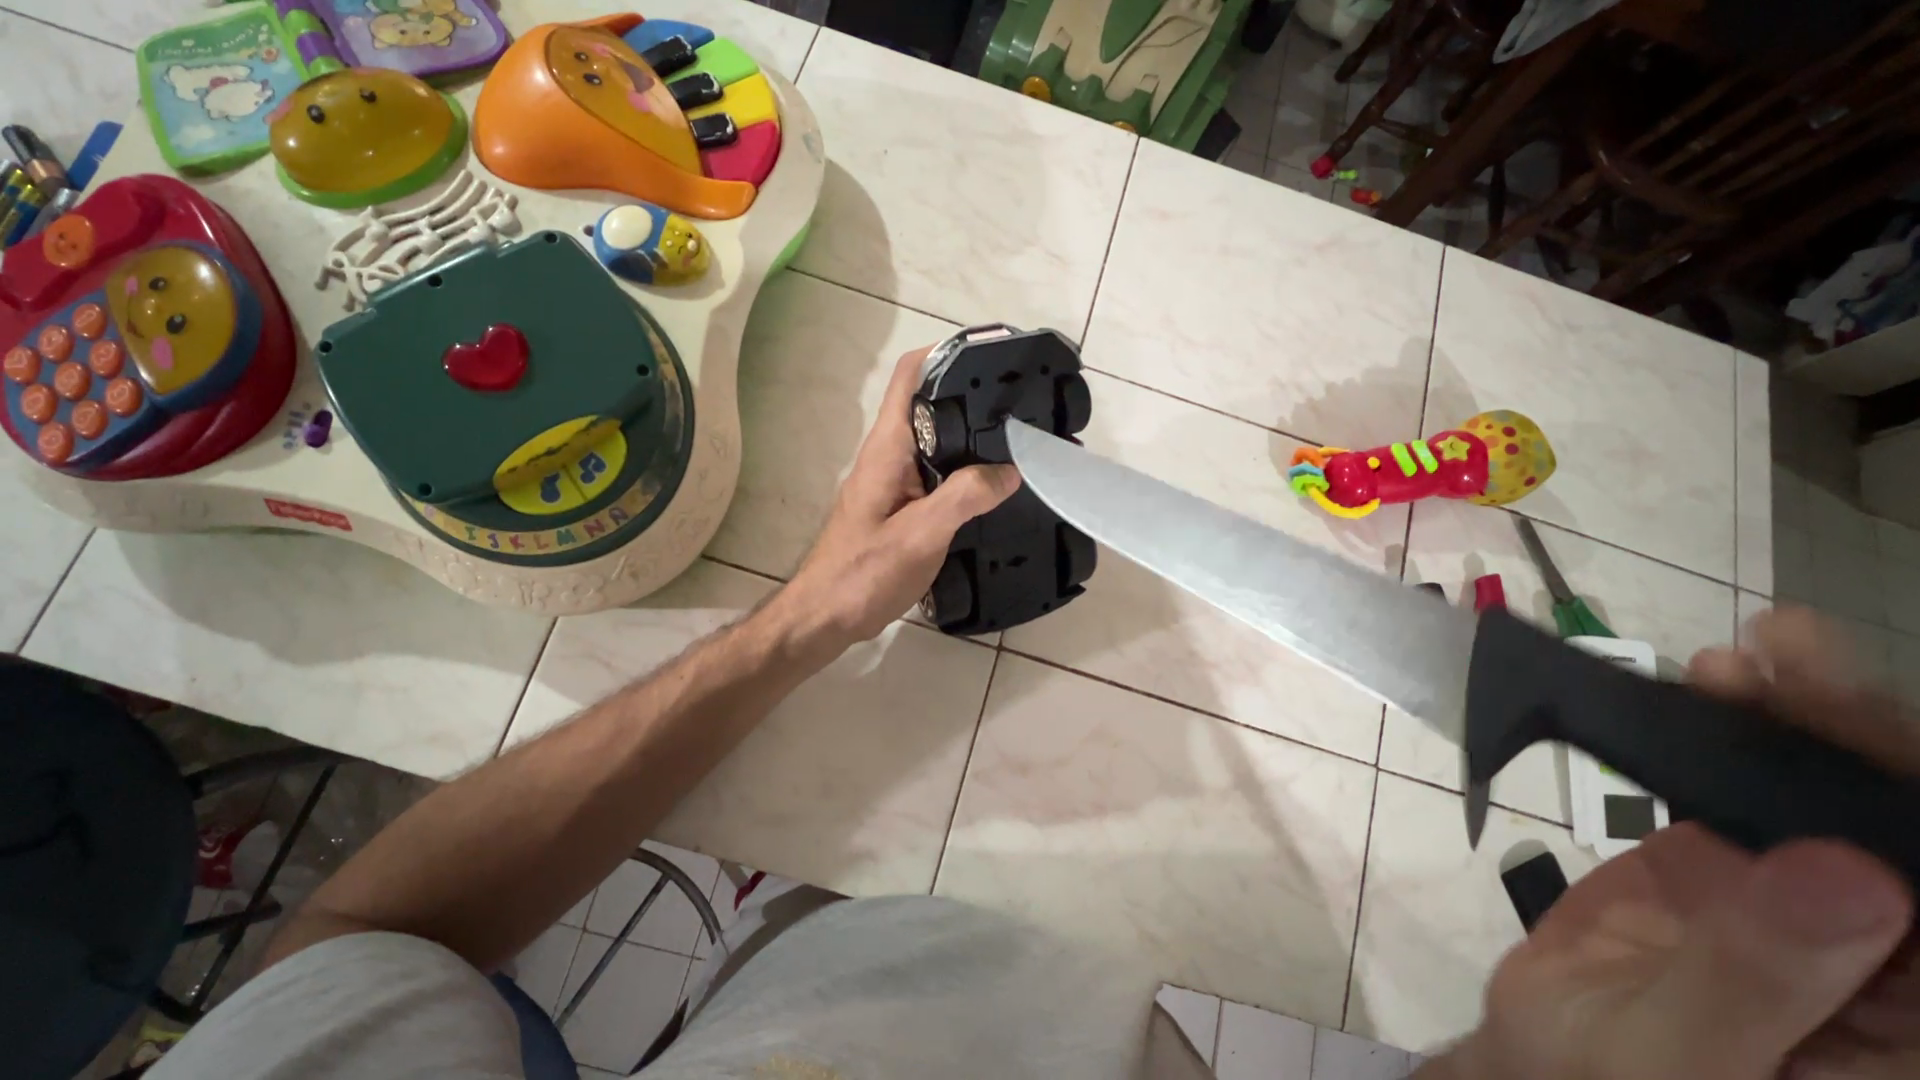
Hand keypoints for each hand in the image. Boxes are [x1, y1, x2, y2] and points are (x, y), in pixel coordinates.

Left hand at [771, 346, 1019, 653]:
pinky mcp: (903, 507)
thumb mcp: (920, 535)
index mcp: (888, 447)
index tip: (993, 354)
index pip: (911, 375)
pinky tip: (998, 487)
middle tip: (1024, 400)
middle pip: (932, 405)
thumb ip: (965, 497)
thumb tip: (1012, 469)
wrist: (825, 616)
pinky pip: (941, 475)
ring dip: (975, 437)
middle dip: (974, 396)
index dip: (948, 352)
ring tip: (1023, 439)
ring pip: (939, 443)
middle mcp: (891, 454)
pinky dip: (969, 471)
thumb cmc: (863, 573)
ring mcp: (896, 481)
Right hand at [1430, 609, 1918, 1079]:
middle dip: (1872, 744)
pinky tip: (1702, 688)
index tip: (1887, 737)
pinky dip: (1723, 735)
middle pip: (1909, 834)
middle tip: (1796, 661)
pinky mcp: (1727, 863)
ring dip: (1803, 724)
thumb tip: (1855, 874)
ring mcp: (1803, 900)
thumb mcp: (1687, 1053)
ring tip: (1745, 659)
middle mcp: (1886, 952)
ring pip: (1833, 799)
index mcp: (1916, 1020)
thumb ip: (1761, 973)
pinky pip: (1743, 791)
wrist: (1536, 1062)